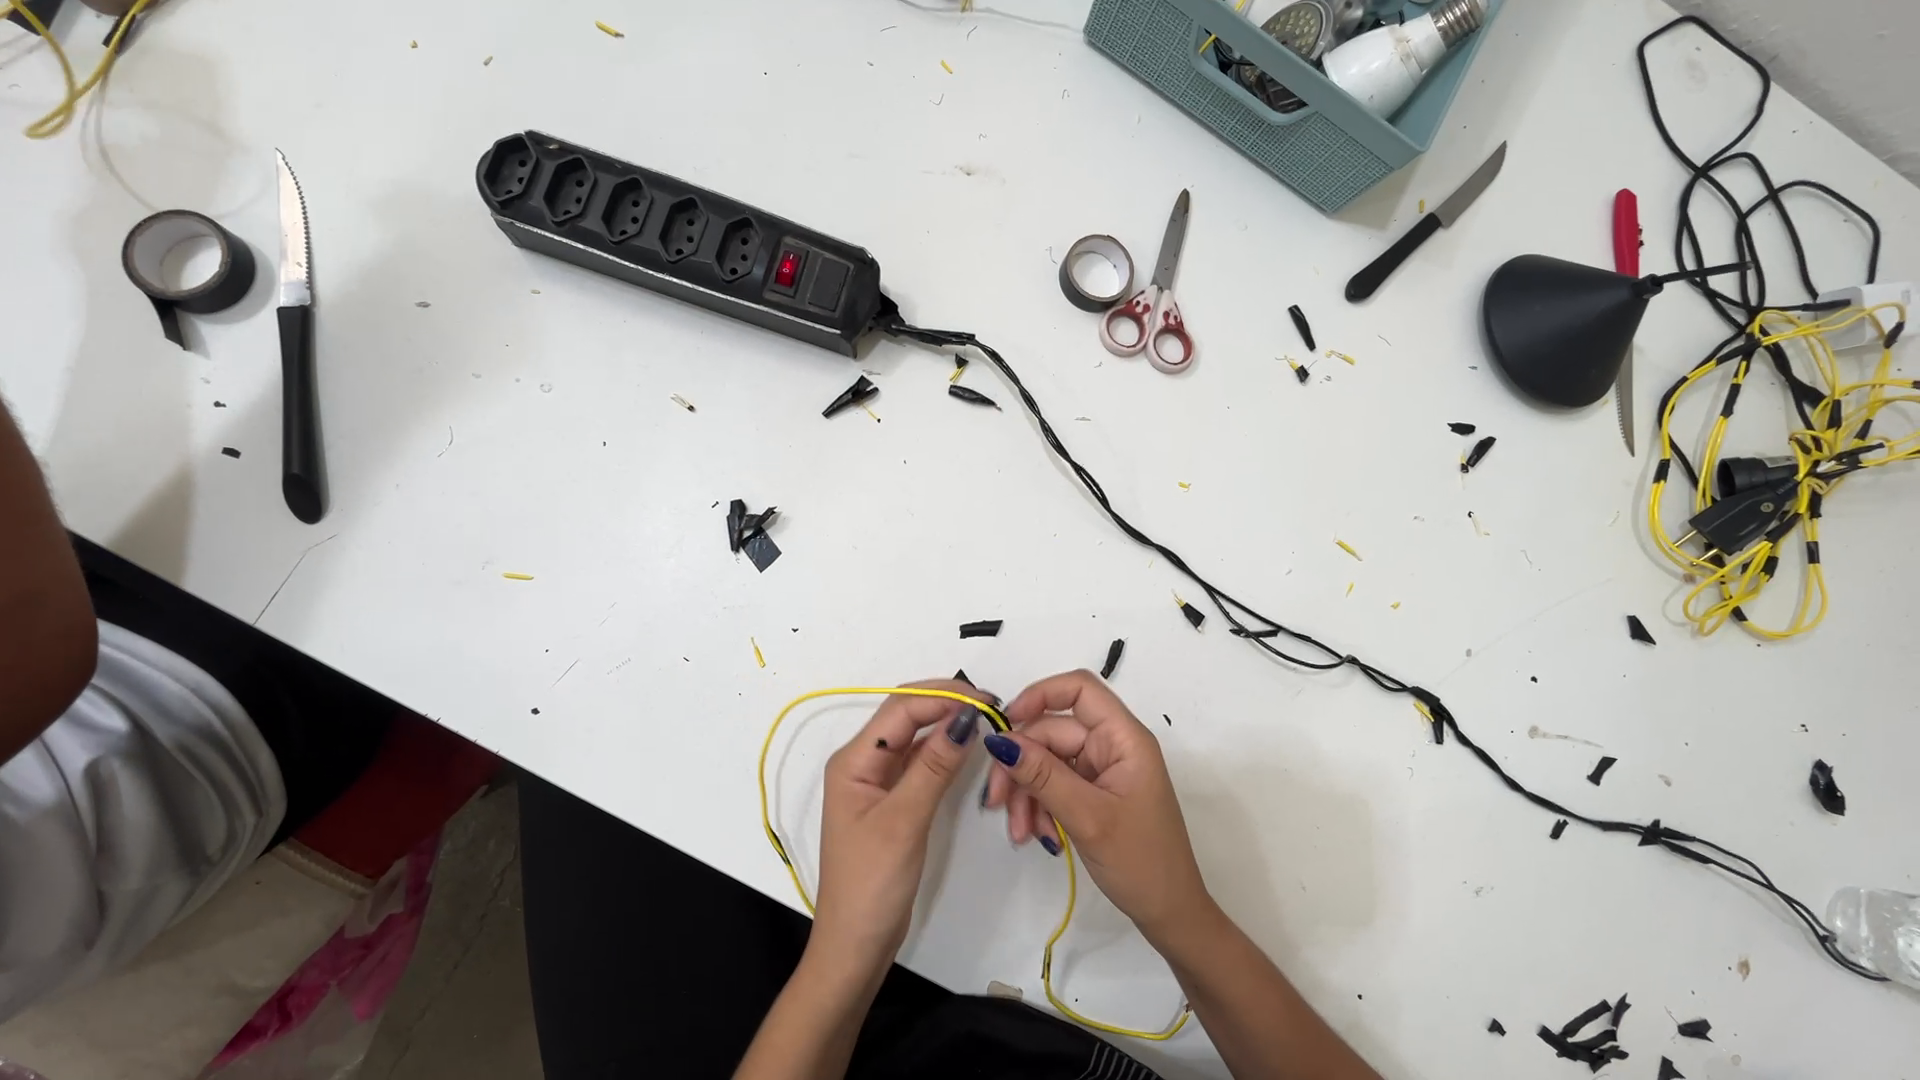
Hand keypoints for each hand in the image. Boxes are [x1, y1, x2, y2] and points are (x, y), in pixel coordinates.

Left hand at [811, 679, 986, 970]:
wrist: (855, 946)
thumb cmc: (871, 884)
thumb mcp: (904, 822)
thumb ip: (934, 767)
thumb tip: (966, 717)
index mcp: (854, 760)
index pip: (901, 709)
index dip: (943, 697)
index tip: (988, 699)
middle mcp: (863, 763)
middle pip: (907, 718)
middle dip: (947, 705)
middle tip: (995, 707)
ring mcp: (878, 783)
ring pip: (916, 739)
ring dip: (948, 727)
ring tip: (988, 722)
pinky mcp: (893, 802)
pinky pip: (920, 764)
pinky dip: (944, 754)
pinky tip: (968, 751)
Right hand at [983, 670, 1210, 938]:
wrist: (1169, 912)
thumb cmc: (1142, 861)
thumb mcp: (1088, 817)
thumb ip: (1043, 776)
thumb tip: (999, 741)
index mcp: (1124, 738)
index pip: (1079, 689)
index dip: (1039, 695)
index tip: (1005, 725)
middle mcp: (1112, 745)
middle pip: (1051, 732)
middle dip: (1020, 765)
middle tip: (996, 802)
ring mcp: (1101, 770)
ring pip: (1046, 761)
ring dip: (1026, 792)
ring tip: (1020, 831)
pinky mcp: (1092, 792)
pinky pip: (1053, 784)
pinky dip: (1038, 805)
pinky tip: (1035, 835)